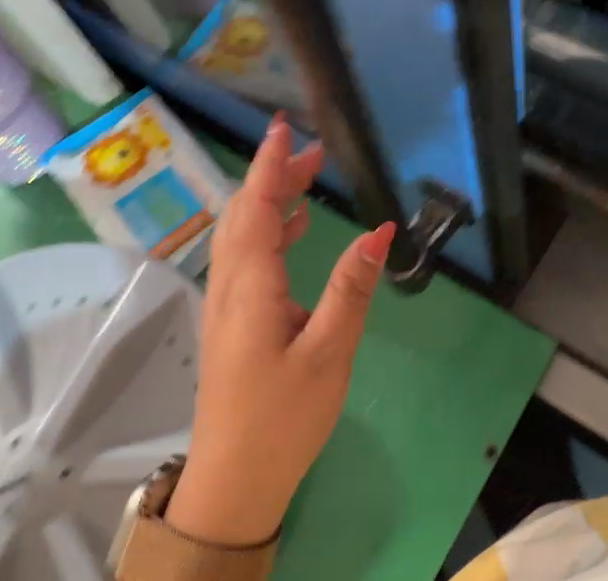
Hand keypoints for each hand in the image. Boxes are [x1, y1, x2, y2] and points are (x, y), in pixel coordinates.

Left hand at [164, 114, 395, 545]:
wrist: (235, 481)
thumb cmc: (284, 417)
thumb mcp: (329, 352)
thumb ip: (352, 288)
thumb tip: (380, 230)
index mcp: (250, 288)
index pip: (255, 209)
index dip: (268, 166)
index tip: (283, 127)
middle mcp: (230, 288)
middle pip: (244, 215)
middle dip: (272, 175)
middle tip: (312, 148)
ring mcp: (227, 306)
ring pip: (242, 235)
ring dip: (270, 199)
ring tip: (308, 175)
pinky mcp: (233, 322)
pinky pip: (246, 258)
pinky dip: (269, 230)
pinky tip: (294, 228)